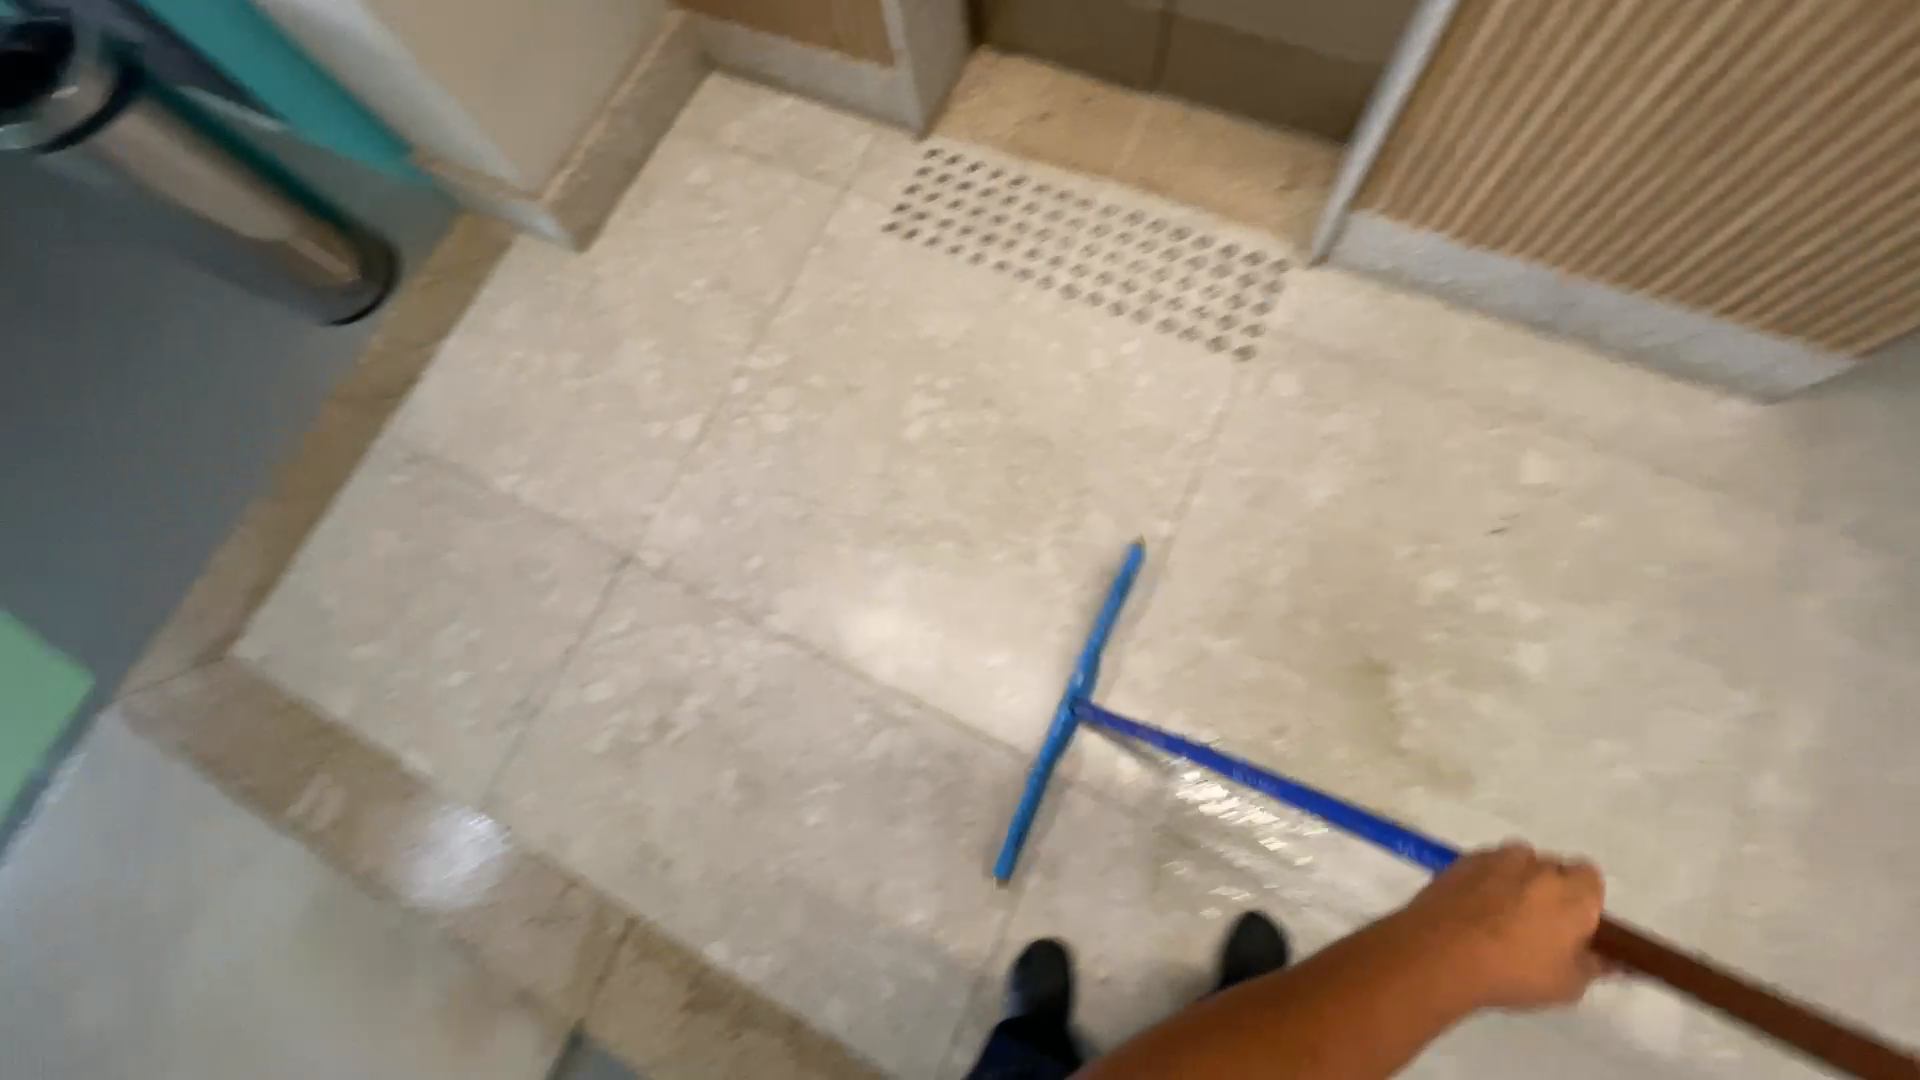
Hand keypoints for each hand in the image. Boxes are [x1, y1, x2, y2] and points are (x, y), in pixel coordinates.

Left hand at [1394, 841, 1608, 1010]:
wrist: (1440, 951)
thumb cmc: (1514, 971)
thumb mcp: (1568, 983)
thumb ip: (1592, 965)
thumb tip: (1605, 958)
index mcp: (1570, 892)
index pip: (1589, 875)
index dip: (1584, 896)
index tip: (1575, 920)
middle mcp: (1533, 865)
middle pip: (1550, 865)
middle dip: (1550, 886)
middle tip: (1539, 920)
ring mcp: (1492, 858)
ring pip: (1515, 858)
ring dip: (1516, 876)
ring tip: (1504, 910)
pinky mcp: (1459, 861)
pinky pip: (1483, 863)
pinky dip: (1485, 877)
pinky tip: (1475, 904)